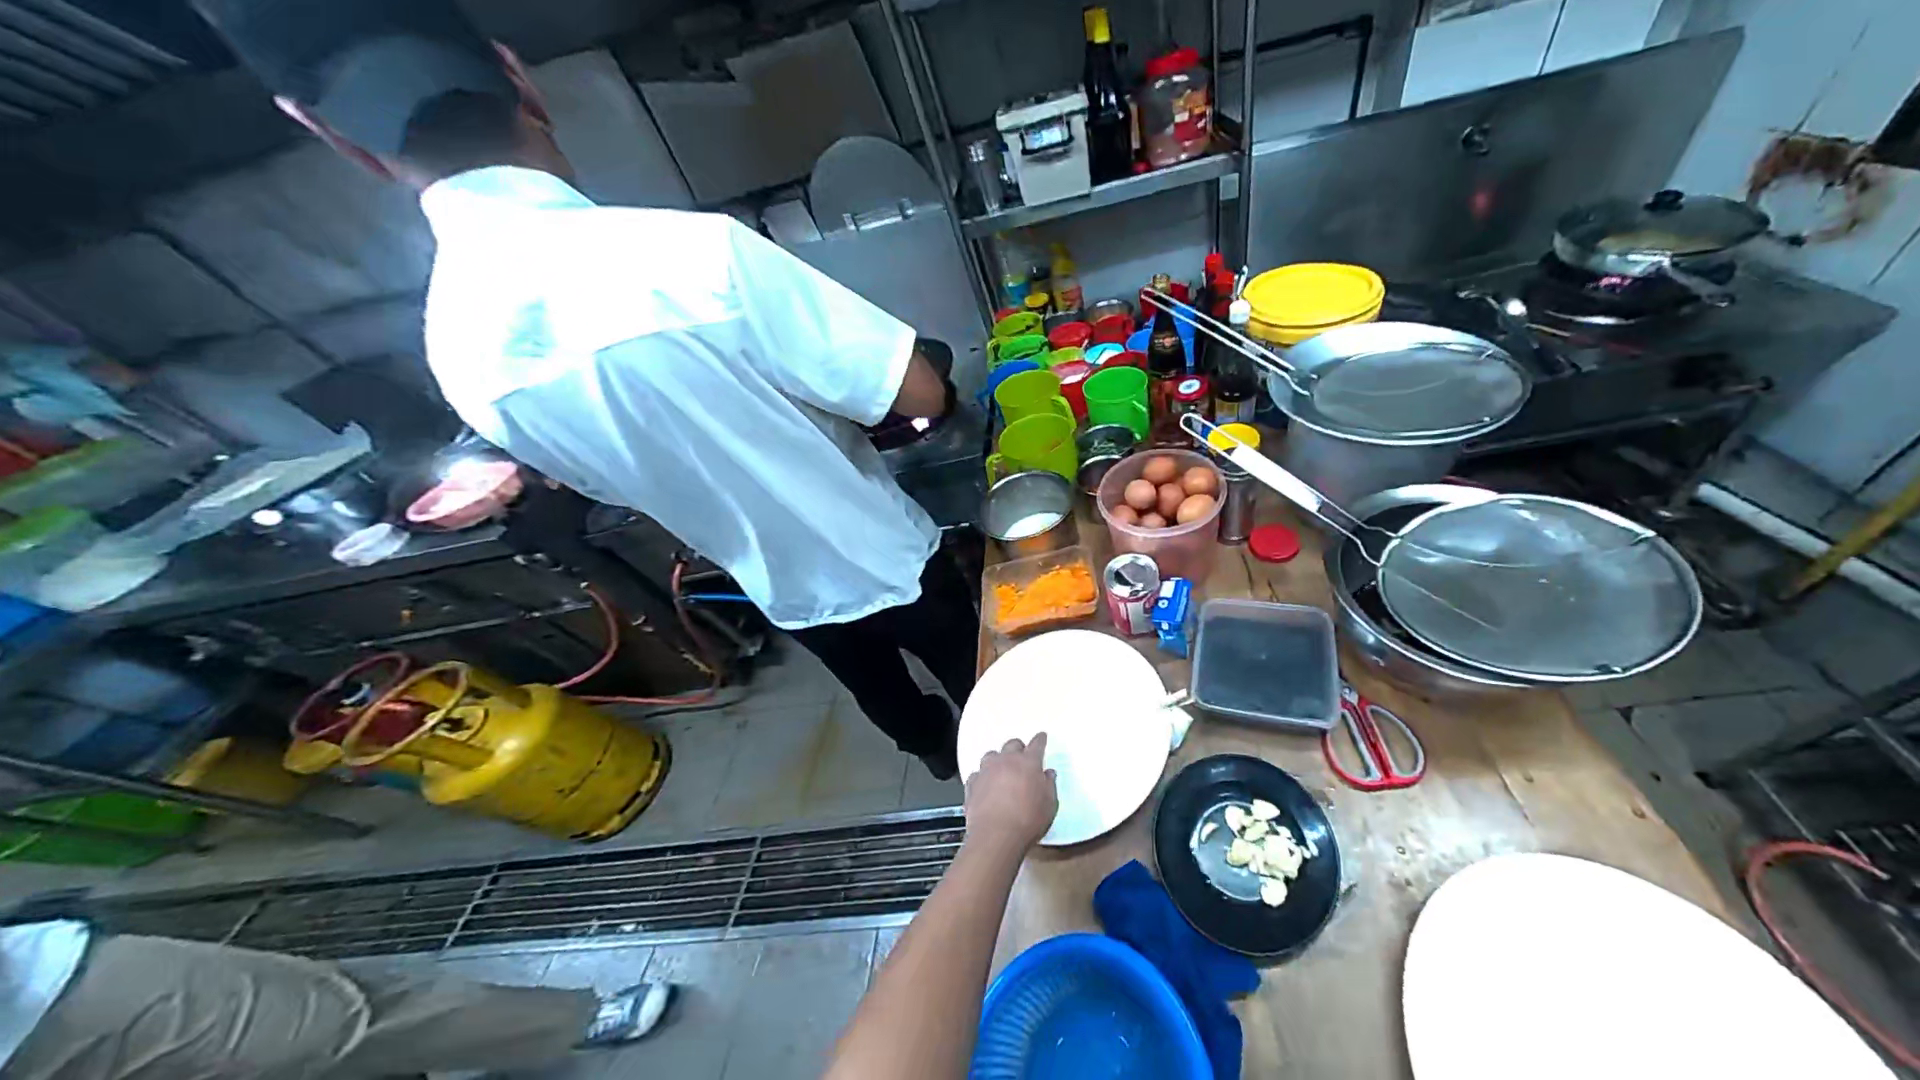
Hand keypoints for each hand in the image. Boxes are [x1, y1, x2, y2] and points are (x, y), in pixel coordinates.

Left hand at [964, 733, 1057, 851]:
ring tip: (1002, 772)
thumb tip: (1048, 774)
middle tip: (1022, 758)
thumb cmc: (1028, 821)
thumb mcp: (1050, 805)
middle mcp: (1006, 761)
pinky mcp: (972, 783)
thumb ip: (1049, 785)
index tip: (1041, 736)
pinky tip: (985, 786)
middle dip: (1018, 748)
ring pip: (992, 755)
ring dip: (998, 760)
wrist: (996, 835)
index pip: (1036, 744)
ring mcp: (986, 770)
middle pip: (1012, 744)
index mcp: (1028, 763)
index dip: (1040, 740)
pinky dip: (983, 777)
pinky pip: (977, 774)